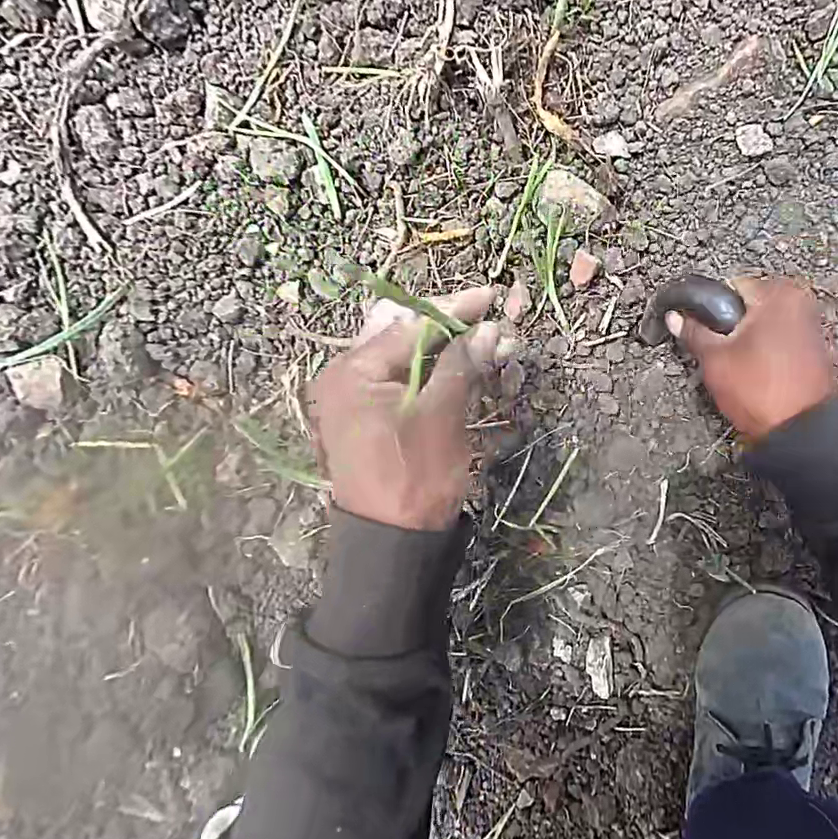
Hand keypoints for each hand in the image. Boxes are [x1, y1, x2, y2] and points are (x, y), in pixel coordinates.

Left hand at [305, 287, 501, 530]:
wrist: (392, 542)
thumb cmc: (415, 477)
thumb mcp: (441, 417)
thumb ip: (461, 366)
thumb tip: (489, 329)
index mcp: (354, 371)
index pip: (410, 325)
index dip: (454, 309)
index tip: (490, 296)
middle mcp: (346, 376)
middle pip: (403, 333)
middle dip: (449, 327)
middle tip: (488, 322)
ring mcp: (356, 397)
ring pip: (404, 355)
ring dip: (444, 349)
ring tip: (482, 345)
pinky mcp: (370, 415)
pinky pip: (402, 379)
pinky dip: (432, 372)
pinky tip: (460, 370)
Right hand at [668, 277, 837, 441]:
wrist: (801, 432)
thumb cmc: (763, 393)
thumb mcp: (716, 360)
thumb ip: (693, 332)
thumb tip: (676, 318)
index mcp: (779, 294)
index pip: (730, 287)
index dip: (709, 310)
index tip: (699, 329)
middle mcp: (800, 303)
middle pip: (748, 307)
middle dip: (729, 328)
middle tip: (719, 355)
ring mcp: (810, 327)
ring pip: (762, 326)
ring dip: (747, 342)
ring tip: (738, 369)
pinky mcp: (814, 350)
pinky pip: (778, 341)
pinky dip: (764, 353)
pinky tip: (756, 375)